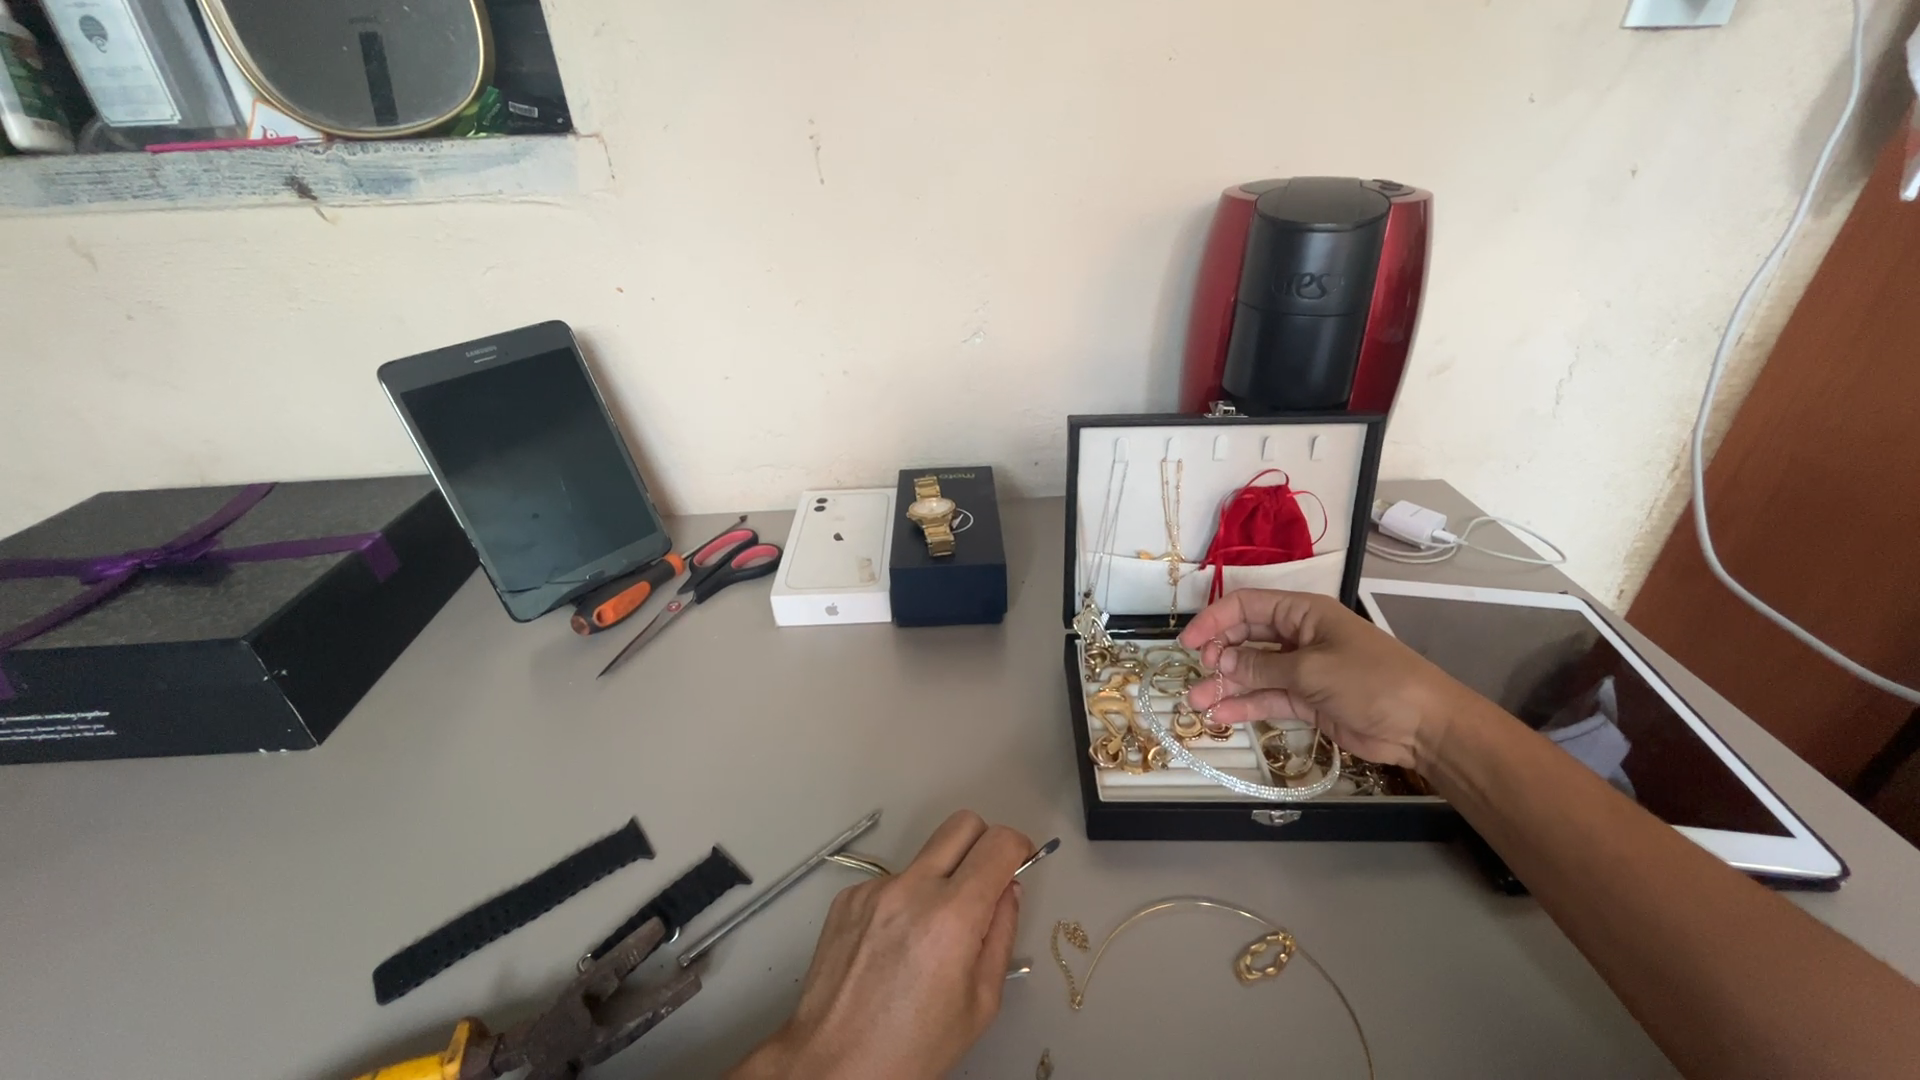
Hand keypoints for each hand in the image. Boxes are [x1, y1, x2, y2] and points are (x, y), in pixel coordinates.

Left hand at [728, 811, 1030, 1079]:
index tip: (1021, 860)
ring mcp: (874, 889)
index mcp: (951, 917)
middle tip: (984, 883)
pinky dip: (904, 901)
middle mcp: (911, 889)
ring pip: (925, 857)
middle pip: (962, 824)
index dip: (1018, 846)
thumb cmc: (912, 1047)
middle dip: (983, 843)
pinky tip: (895, 946)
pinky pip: (892, 881)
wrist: (832, 1066)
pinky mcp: (848, 897)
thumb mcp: (980, 1002)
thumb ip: (1001, 933)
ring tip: (928, 937)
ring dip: (939, 880)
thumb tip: (1007, 888)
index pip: (998, 843)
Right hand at [1178, 589, 1475, 769]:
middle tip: (1199, 673)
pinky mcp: (1306, 700)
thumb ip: (1262, 667)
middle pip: (1245, 638)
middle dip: (1218, 654)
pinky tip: (1220, 715)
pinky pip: (1266, 697)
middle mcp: (1298, 636)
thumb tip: (1221, 664)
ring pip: (1251, 672)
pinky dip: (1244, 705)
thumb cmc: (1371, 681)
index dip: (1214, 620)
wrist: (1423, 725)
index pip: (1247, 606)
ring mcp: (1301, 670)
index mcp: (1303, 613)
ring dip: (1225, 685)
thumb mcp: (1311, 669)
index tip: (1189, 643)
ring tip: (1197, 703)